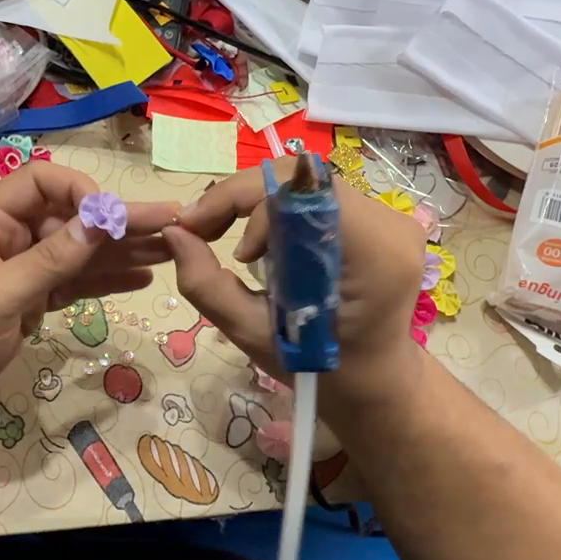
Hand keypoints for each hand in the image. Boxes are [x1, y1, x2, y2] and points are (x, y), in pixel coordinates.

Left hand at [0, 160, 179, 432]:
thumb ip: (49, 261)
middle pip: (72, 217)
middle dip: (119, 221)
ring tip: (174, 249)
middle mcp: (11, 236)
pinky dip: (106, 279)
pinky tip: (142, 276)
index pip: (42, 183)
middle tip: (175, 223)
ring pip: (80, 250)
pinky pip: (75, 281)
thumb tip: (100, 220)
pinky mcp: (32, 298)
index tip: (114, 217)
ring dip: (123, 250)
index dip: (80, 191)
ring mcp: (24, 268)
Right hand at [162, 158, 427, 414]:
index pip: (298, 193)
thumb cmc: (316, 368)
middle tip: (200, 230)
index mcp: (371, 255)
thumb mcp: (251, 333)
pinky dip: (270, 208)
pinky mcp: (374, 217)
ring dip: (251, 201)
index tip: (202, 233)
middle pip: (298, 178)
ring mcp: (386, 216)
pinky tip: (254, 240)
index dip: (241, 200)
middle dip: (239, 197)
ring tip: (221, 234)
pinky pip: (310, 194)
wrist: (373, 380)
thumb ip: (206, 284)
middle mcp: (388, 223)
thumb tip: (172, 232)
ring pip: (300, 181)